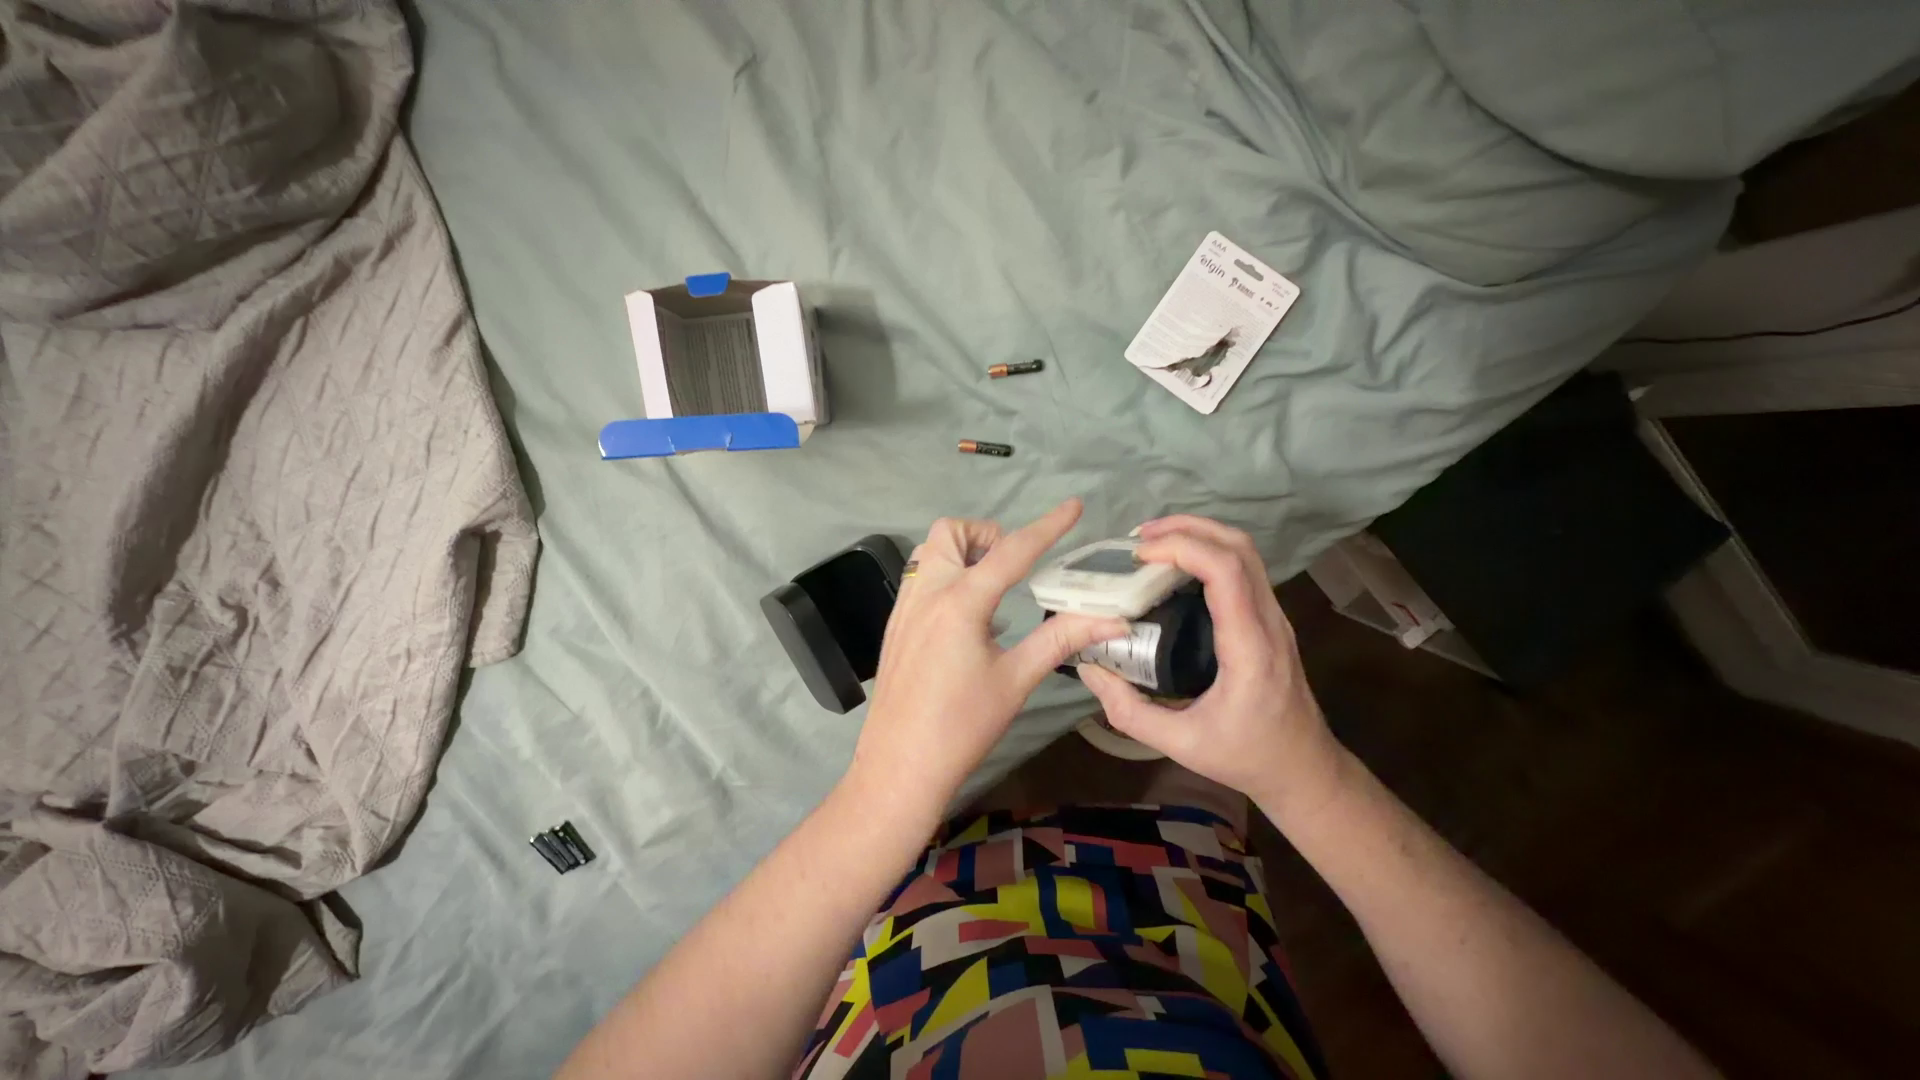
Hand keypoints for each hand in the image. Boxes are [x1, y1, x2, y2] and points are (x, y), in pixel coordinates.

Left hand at [846, 498, 1128, 813]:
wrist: (899, 766)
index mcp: (960, 602)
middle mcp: (927, 593)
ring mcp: (904, 608)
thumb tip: (1114, 620)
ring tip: (994, 593)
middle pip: (952, 532)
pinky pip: (920, 579)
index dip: (1047, 527)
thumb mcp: (1016, 679)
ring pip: (930, 553)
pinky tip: (968, 621)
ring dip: (964, 554)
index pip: (1012, 551)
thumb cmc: (962, 726)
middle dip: (987, 535)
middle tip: (1015, 569)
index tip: (1074, 507)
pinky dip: (947, 578)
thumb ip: (1062, 640)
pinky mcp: (894, 626)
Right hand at [1076, 516, 1349, 824]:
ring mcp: (1275, 618)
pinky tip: (1176, 569)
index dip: (1183, 548)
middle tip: (1139, 539)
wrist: (1303, 768)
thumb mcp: (1180, 744)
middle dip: (1188, 528)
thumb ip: (1128, 711)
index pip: (1226, 572)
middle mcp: (1269, 622)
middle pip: (1239, 547)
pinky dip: (1209, 553)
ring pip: (1246, 553)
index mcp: (1250, 648)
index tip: (1139, 554)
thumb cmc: (1245, 757)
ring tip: (1153, 546)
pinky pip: (1244, 569)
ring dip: (1200, 536)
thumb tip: (1088, 669)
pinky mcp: (1270, 620)